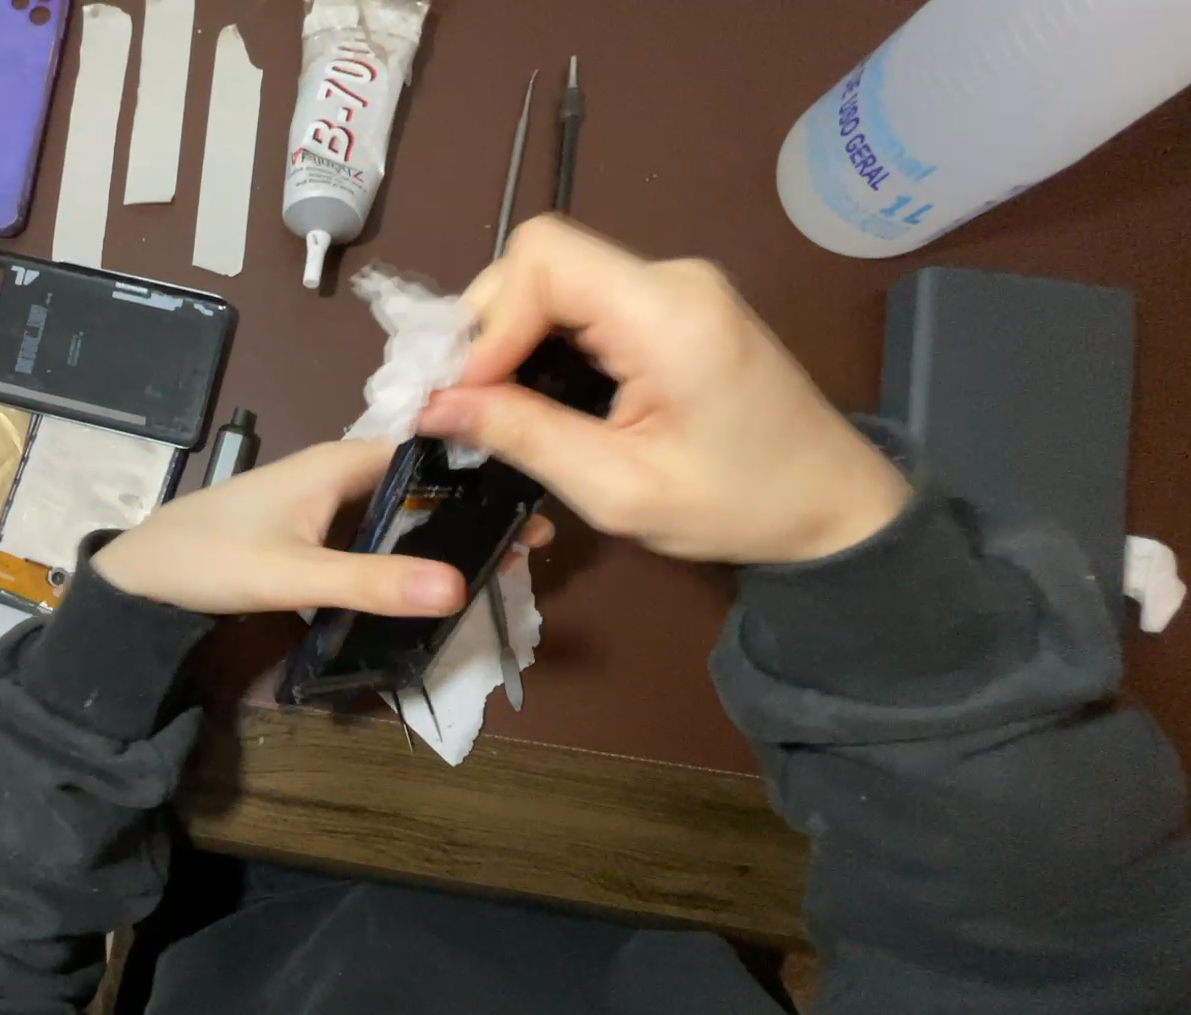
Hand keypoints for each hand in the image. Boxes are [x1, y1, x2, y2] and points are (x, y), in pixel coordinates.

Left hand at [90, 439, 552, 615]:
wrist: (142, 578)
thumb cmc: (209, 558)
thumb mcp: (291, 573)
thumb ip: (368, 580)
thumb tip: (458, 586)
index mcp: (336, 462)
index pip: (425, 454)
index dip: (478, 478)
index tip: (528, 511)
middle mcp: (333, 472)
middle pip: (415, 483)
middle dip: (465, 510)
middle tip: (523, 549)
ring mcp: (319, 502)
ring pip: (392, 510)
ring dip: (435, 532)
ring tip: (491, 564)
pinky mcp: (308, 530)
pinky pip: (367, 533)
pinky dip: (399, 550)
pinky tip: (424, 577)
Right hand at [420, 215, 908, 564]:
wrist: (831, 507)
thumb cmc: (734, 506)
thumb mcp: (615, 487)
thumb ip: (522, 436)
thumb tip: (431, 406)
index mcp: (666, 312)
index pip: (544, 259)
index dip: (489, 321)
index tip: (467, 393)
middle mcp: (666, 279)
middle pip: (538, 262)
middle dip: (485, 330)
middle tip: (465, 403)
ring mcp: (667, 289)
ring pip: (548, 280)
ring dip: (503, 339)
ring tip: (488, 405)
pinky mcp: (662, 309)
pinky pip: (572, 304)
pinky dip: (531, 343)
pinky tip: (525, 393)